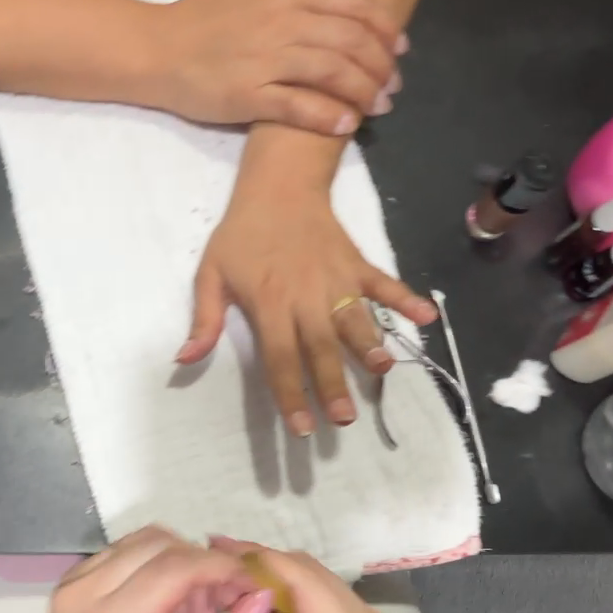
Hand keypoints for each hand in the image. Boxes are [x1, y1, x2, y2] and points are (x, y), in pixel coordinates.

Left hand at [9, 527, 273, 612]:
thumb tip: (259, 601)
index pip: (171, 570)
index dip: (220, 569)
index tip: (251, 587)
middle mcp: (82, 593)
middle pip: (162, 546)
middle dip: (206, 565)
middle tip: (225, 603)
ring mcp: (74, 578)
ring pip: (148, 539)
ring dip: (186, 561)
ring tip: (199, 605)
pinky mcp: (76, 572)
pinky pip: (131, 547)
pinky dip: (164, 562)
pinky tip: (173, 599)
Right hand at [143, 0, 405, 135]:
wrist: (159, 51)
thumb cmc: (204, 17)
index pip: (351, 4)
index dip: (383, 26)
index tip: (399, 48)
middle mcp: (283, 22)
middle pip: (348, 40)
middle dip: (379, 64)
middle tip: (393, 86)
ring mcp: (266, 60)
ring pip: (330, 71)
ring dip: (362, 90)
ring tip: (379, 107)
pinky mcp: (249, 95)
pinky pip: (297, 105)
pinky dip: (325, 115)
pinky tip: (346, 124)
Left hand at [181, 182, 437, 433]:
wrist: (278, 185)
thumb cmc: (240, 236)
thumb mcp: (210, 276)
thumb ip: (203, 321)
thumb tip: (185, 360)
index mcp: (269, 304)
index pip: (279, 358)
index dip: (290, 394)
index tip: (302, 427)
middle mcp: (305, 297)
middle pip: (320, 348)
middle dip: (332, 384)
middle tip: (343, 420)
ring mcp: (335, 279)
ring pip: (354, 319)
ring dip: (370, 346)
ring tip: (383, 372)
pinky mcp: (356, 264)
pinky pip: (383, 283)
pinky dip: (405, 298)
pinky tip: (427, 316)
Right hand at [215, 537, 490, 612]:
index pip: (304, 584)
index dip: (259, 562)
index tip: (213, 552)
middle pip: (311, 573)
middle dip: (260, 560)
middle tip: (209, 562)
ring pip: (320, 583)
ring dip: (275, 575)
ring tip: (226, 581)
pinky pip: (327, 601)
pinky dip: (292, 594)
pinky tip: (264, 610)